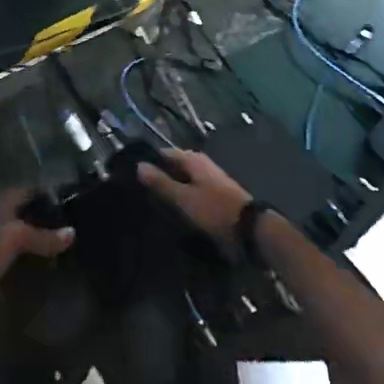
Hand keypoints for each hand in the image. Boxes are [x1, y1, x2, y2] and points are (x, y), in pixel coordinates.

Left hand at [0, 188, 74, 307]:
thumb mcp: (17, 237)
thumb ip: (44, 236)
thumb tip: (73, 233)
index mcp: (4, 202)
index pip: (31, 190)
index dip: (48, 193)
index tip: (71, 200)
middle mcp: (2, 214)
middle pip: (29, 210)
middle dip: (49, 215)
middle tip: (73, 222)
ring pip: (27, 229)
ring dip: (43, 235)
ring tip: (66, 242)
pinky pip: (23, 248)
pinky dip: (36, 251)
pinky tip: (50, 258)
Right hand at [136, 150, 250, 248]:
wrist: (250, 230)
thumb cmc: (214, 209)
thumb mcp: (183, 198)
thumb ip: (161, 182)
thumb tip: (139, 165)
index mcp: (193, 159)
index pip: (164, 153)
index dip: (150, 162)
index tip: (133, 175)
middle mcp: (201, 164)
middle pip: (174, 166)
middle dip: (160, 176)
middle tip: (142, 192)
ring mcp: (210, 179)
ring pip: (183, 179)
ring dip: (172, 188)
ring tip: (154, 202)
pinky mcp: (216, 194)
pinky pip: (192, 191)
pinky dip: (183, 197)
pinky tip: (174, 209)